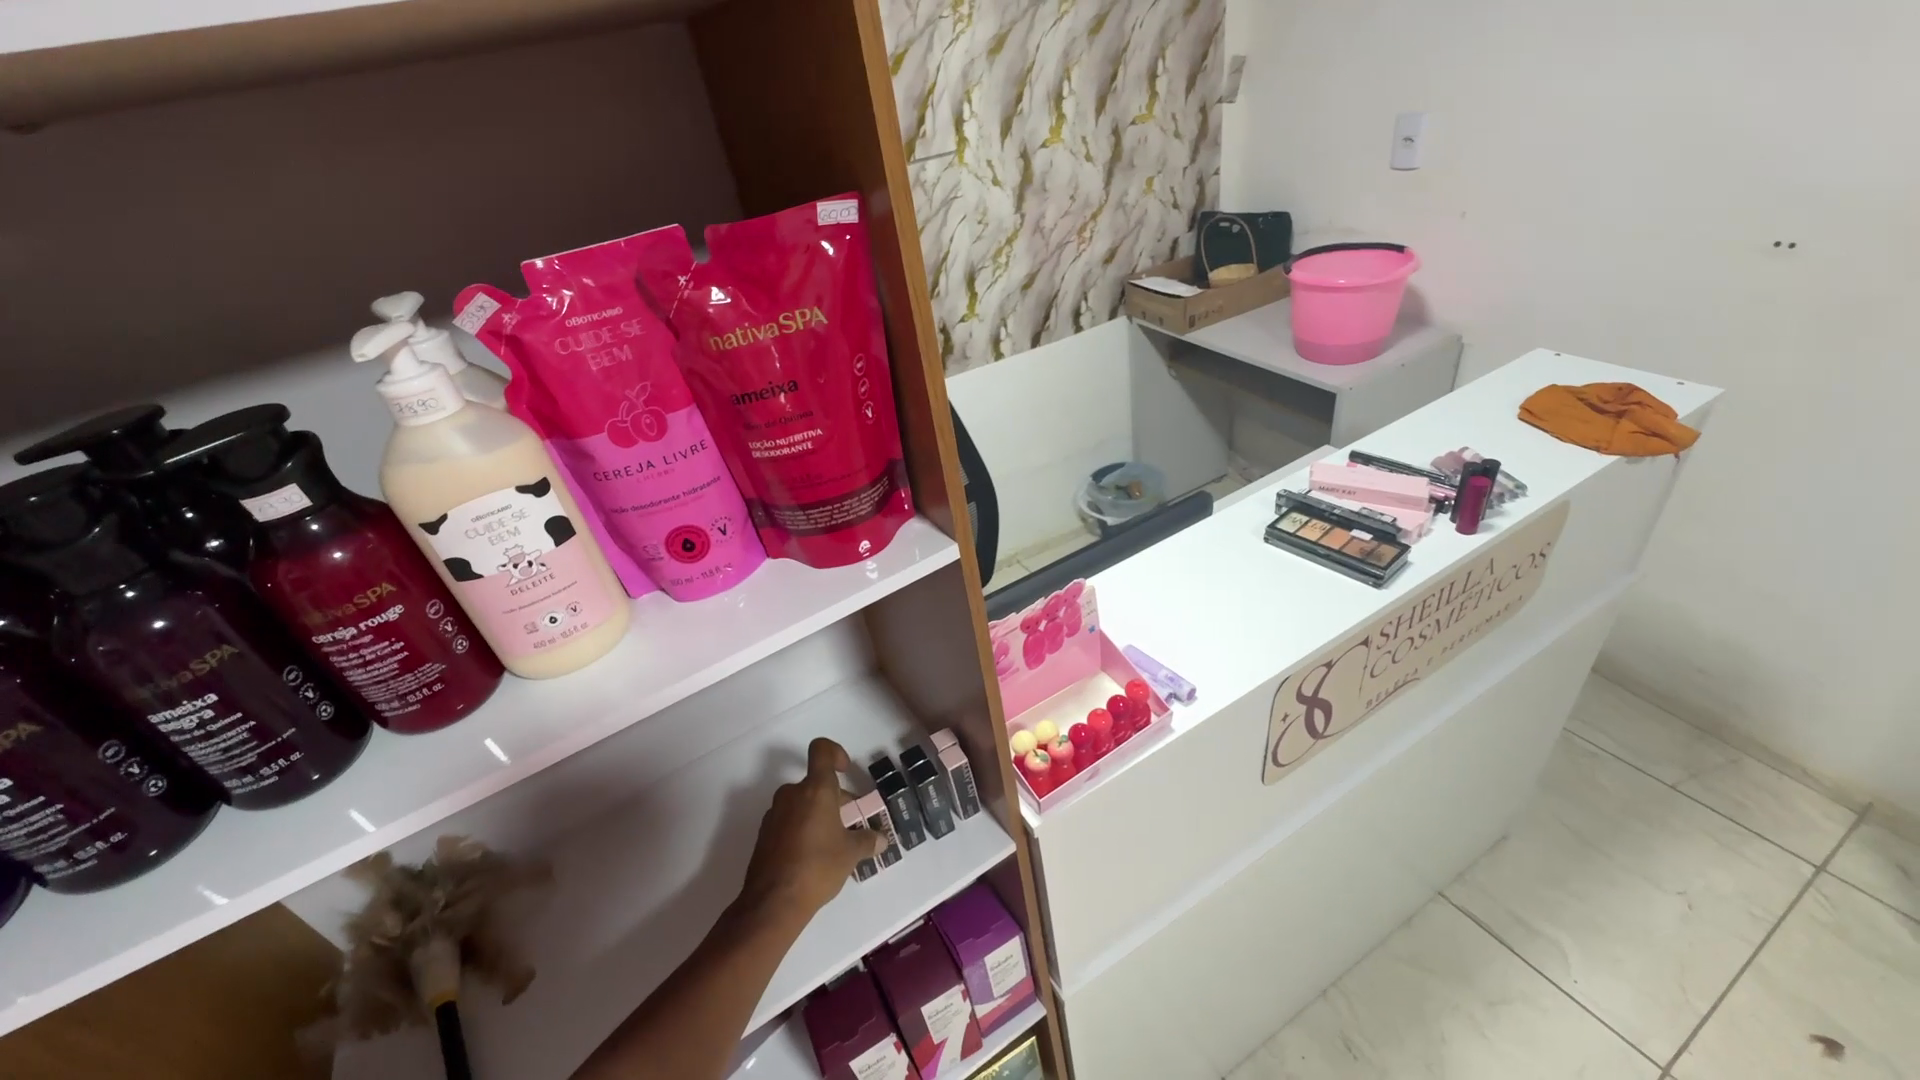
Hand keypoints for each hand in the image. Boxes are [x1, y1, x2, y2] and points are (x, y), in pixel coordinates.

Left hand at [739, 738, 887, 920]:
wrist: (773, 902)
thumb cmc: (818, 867)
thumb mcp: (850, 854)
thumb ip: (867, 841)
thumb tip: (881, 840)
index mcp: (815, 790)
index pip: (821, 750)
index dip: (835, 752)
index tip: (846, 770)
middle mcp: (792, 794)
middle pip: (815, 783)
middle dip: (835, 798)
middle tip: (851, 823)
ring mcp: (775, 814)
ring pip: (802, 803)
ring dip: (819, 814)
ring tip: (834, 843)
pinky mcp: (765, 834)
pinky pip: (789, 820)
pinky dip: (803, 828)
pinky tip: (813, 855)